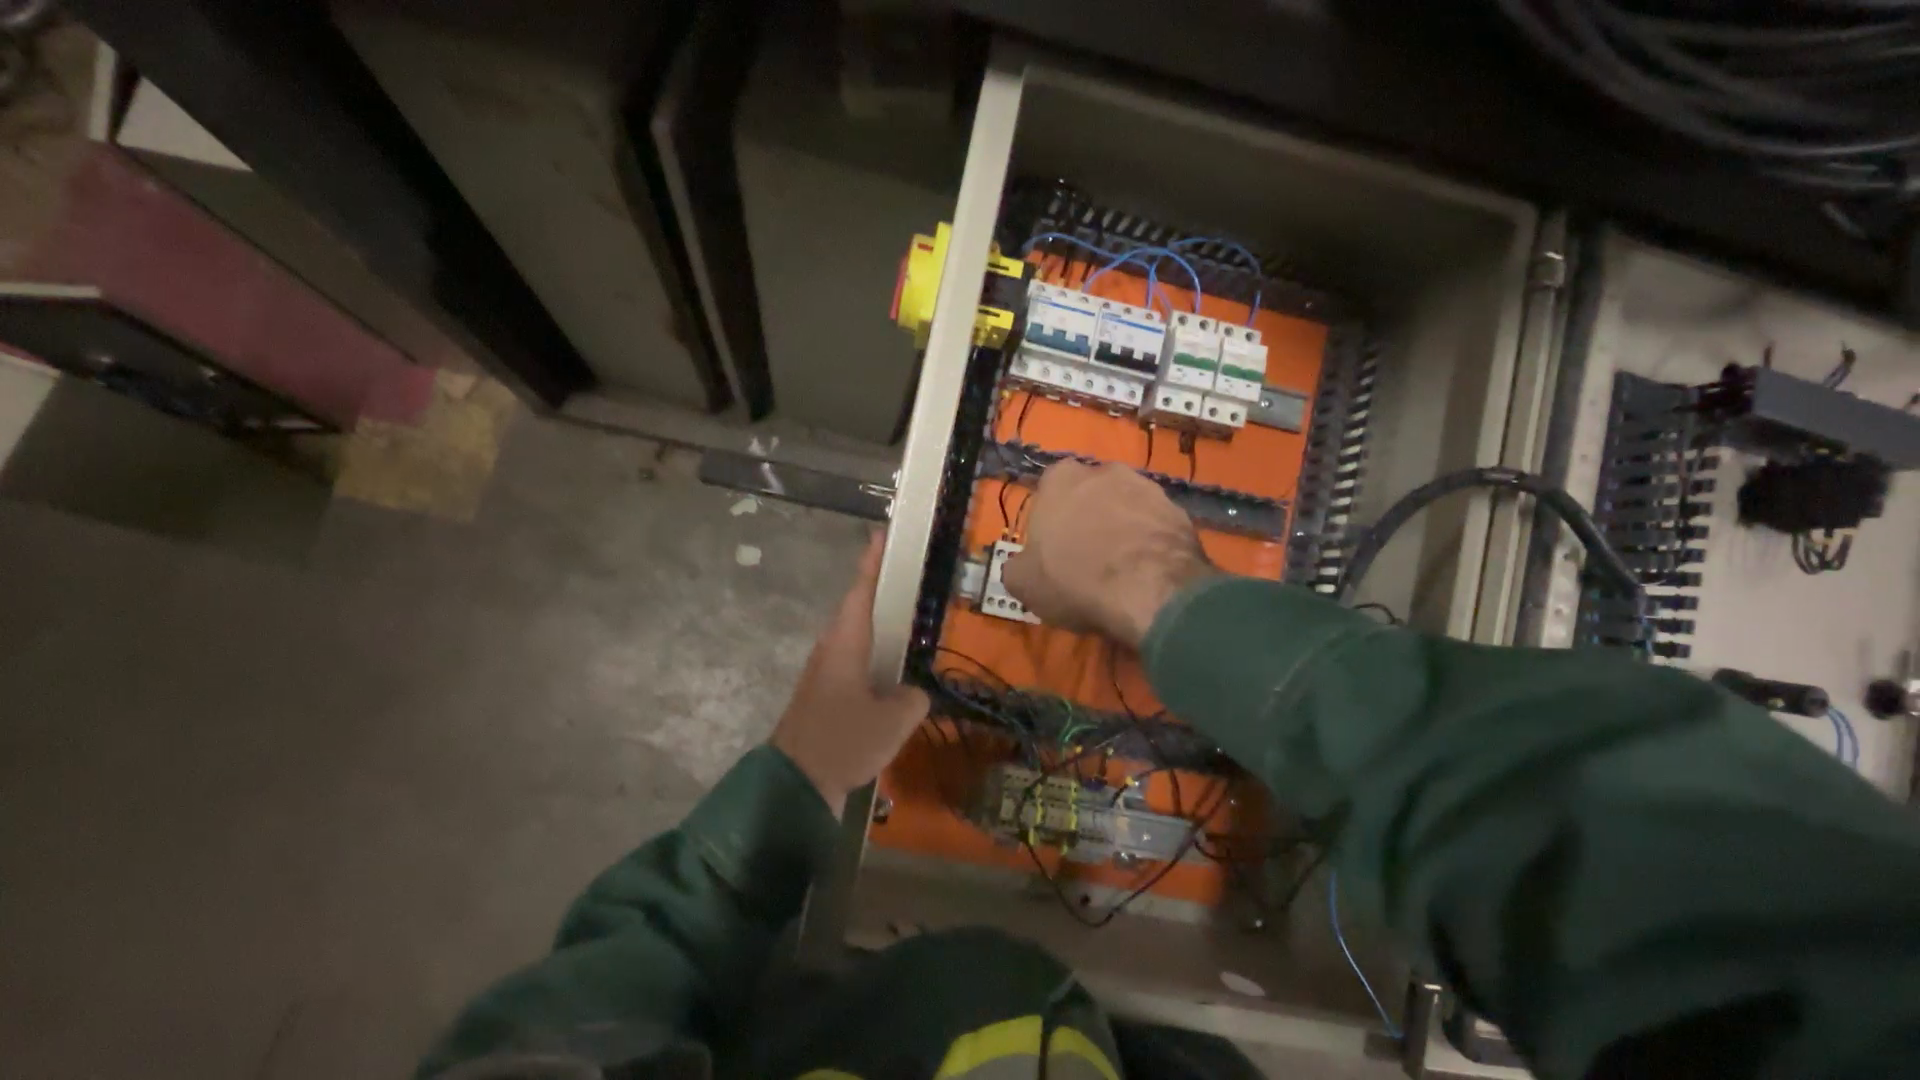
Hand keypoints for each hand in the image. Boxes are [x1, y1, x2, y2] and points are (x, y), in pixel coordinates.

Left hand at [771, 531, 930, 815]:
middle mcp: (832, 649)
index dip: (874, 561)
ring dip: (883, 626)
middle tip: (914, 574)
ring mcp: (827, 673)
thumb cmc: (843, 741)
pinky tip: (897, 670)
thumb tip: (913, 693)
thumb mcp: (893, 721)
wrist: (796, 784)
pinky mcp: (826, 696)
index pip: (862, 590)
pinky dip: (878, 657)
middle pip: (859, 609)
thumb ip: (913, 699)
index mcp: (845, 643)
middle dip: (884, 589)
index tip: (883, 533)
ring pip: (859, 638)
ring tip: (914, 618)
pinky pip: (858, 664)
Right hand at [1003, 461, 1212, 647]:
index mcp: (1060, 478)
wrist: (1150, 589)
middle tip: (1088, 559)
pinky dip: (1151, 543)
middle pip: (1091, 495)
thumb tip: (1021, 566)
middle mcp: (1104, 471)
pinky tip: (1148, 572)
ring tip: (1122, 569)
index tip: (1053, 551)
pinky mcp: (1179, 511)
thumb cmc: (1074, 578)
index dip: (1051, 523)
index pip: (1049, 492)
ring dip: (1123, 529)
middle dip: (1089, 519)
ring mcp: (1147, 487)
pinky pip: (1156, 526)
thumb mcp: (1024, 583)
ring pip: (1127, 507)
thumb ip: (1017, 566)